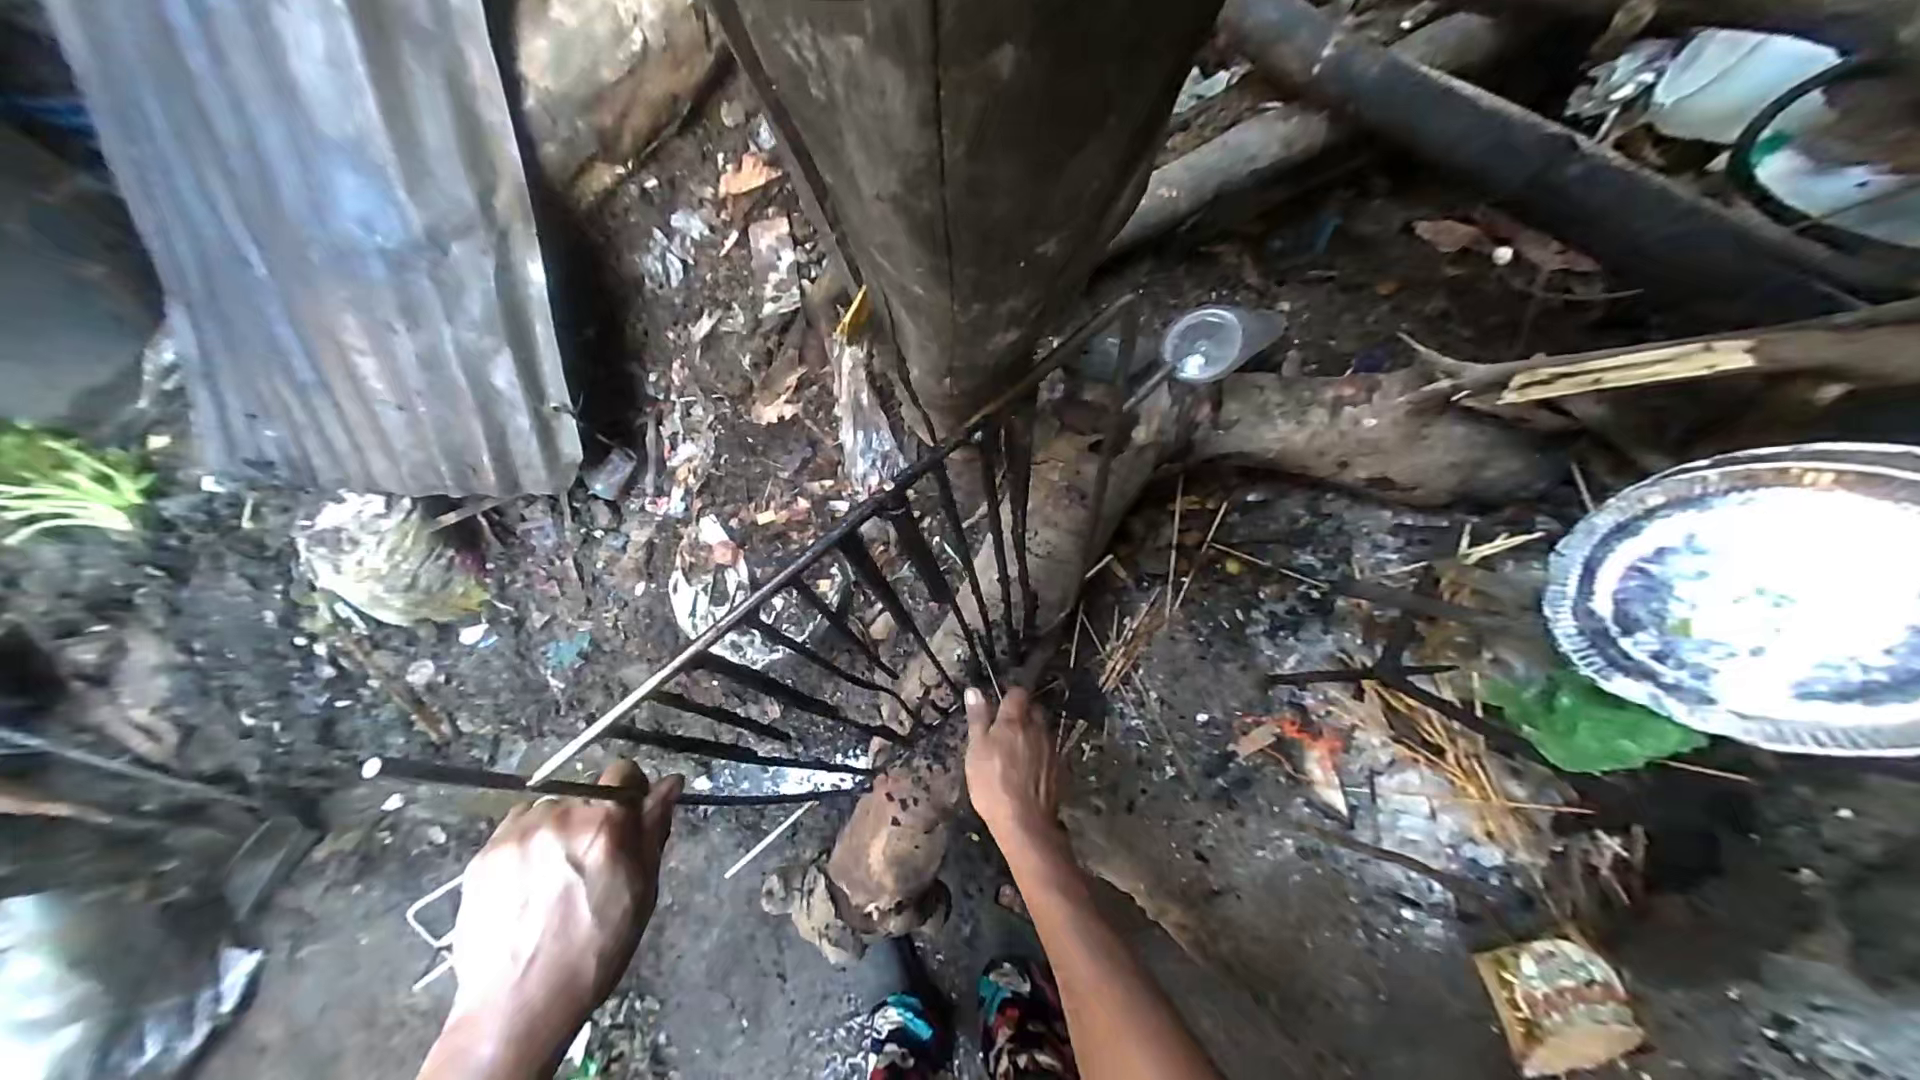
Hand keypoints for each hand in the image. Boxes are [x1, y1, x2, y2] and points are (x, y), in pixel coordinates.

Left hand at [423, 760, 680, 1077]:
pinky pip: (516, 827)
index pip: (624, 772)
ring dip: (559, 828)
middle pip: (586, 793)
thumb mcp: (643, 888)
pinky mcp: (485, 852)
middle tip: (592, 862)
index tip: (629, 821)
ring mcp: (519, 832)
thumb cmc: (596, 949)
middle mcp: (563, 814)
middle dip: (594, 817)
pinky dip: (528, 842)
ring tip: (556, 875)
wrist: (518, 1003)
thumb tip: (670, 784)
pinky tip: (529, 881)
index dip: (631, 794)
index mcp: (608, 821)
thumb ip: (655, 828)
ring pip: (551, 809)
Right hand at [965, 686, 1063, 845]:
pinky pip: (1049, 749)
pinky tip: (1030, 767)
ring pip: (1042, 729)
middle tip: (1006, 728)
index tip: (999, 706)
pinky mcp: (1059, 766)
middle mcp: (1037, 728)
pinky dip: (1040, 751)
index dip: (1009, 696)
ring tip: (1017, 749)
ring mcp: (1050, 747)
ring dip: (1032, 732)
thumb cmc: (992, 784)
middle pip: (1034, 709)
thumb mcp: (976, 750)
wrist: (1025, 821)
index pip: (1017, 693)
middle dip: (1023, 712)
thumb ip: (977, 718)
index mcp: (1014, 721)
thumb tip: (974, 690)